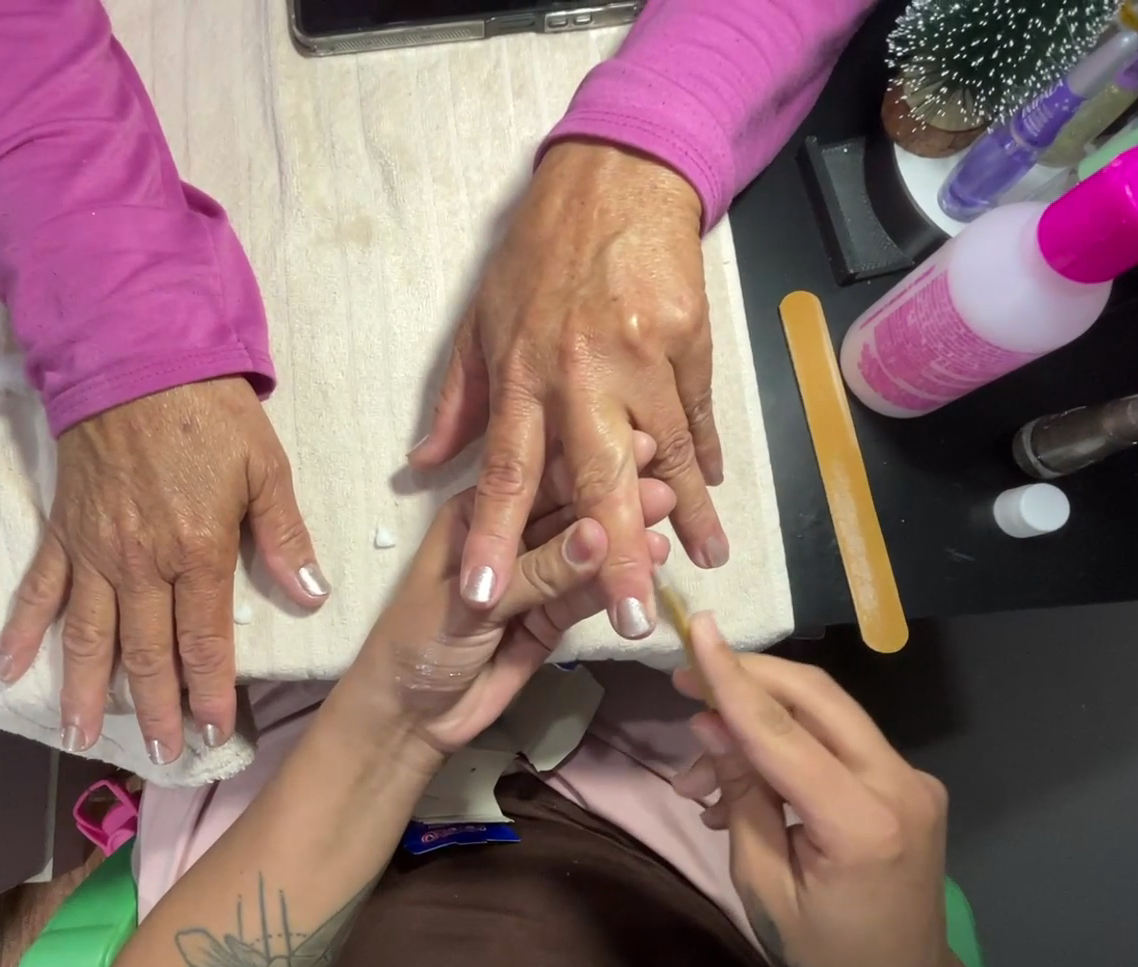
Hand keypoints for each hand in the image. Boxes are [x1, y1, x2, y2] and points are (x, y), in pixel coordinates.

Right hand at [0, 378, 328, 763]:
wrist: (138, 358)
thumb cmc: (212, 416)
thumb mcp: (267, 472)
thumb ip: (285, 539)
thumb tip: (313, 596)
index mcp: (198, 552)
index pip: (205, 640)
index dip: (211, 690)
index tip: (215, 730)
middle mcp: (141, 564)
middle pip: (148, 653)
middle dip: (157, 709)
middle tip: (162, 754)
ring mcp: (94, 551)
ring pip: (90, 637)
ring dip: (87, 691)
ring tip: (83, 737)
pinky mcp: (63, 531)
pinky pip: (38, 589)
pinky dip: (21, 631)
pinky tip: (6, 670)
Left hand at [338, 432, 675, 757]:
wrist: (409, 717)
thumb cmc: (419, 641)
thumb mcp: (474, 601)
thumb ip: (538, 572)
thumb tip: (602, 535)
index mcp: (477, 515)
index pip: (533, 483)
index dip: (581, 467)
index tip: (630, 448)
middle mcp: (509, 538)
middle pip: (567, 515)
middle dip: (612, 501)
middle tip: (664, 486)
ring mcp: (533, 578)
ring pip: (583, 555)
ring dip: (622, 542)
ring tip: (669, 522)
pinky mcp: (551, 618)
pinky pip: (585, 595)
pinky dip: (614, 584)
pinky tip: (650, 565)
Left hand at [410, 139, 725, 642]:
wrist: (615, 176)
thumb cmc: (536, 255)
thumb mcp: (479, 321)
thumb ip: (455, 399)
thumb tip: (423, 463)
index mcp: (521, 376)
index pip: (504, 474)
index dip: (495, 540)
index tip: (486, 599)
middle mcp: (581, 376)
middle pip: (598, 479)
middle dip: (616, 555)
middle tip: (631, 619)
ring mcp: (641, 359)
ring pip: (666, 452)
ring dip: (685, 513)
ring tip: (705, 562)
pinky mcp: (689, 342)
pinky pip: (697, 413)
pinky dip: (705, 456)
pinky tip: (715, 494)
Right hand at [668, 613, 963, 966]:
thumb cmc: (826, 957)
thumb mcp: (764, 884)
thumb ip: (741, 794)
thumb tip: (709, 724)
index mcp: (863, 823)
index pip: (781, 731)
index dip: (731, 678)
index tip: (697, 630)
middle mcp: (899, 785)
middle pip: (815, 697)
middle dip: (747, 676)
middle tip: (685, 676)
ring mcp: (909, 779)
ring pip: (823, 711)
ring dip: (757, 719)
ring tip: (699, 771)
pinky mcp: (903, 782)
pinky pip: (833, 740)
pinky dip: (783, 743)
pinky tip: (739, 779)